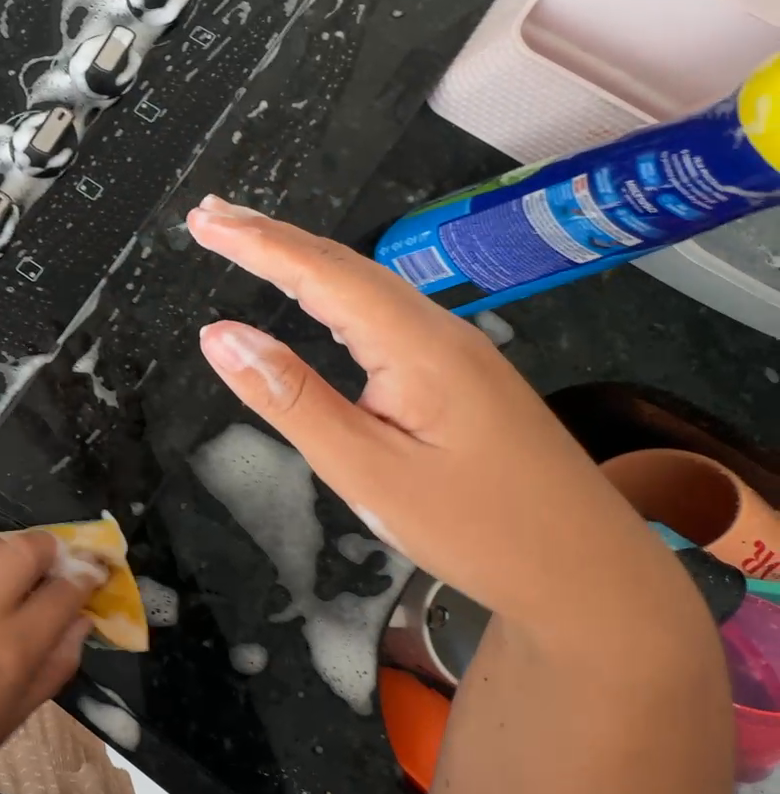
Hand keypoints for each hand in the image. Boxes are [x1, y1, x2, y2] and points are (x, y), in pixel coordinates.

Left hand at [0, 530, 99, 793]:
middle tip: (49, 561)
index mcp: (15, 647)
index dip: (86, 577)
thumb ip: (55, 663)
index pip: (63, 593)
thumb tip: (81, 621)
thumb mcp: (18, 712)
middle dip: (47, 548)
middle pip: (25, 549)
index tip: (92, 571)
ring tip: (0, 567)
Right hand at [185, 195, 685, 631]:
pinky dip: (327, 285)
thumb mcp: (365, 471)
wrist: (594, 579)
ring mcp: (454, 349)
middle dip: (270, 234)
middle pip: (344, 265)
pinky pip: (379, 309)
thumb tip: (217, 333)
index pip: (322, 275)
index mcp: (418, 346)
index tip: (200, 220)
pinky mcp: (457, 371)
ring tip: (242, 236)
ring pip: (364, 283)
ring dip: (297, 255)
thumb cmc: (474, 528)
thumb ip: (289, 398)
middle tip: (207, 214)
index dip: (256, 243)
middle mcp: (439, 331)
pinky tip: (311, 289)